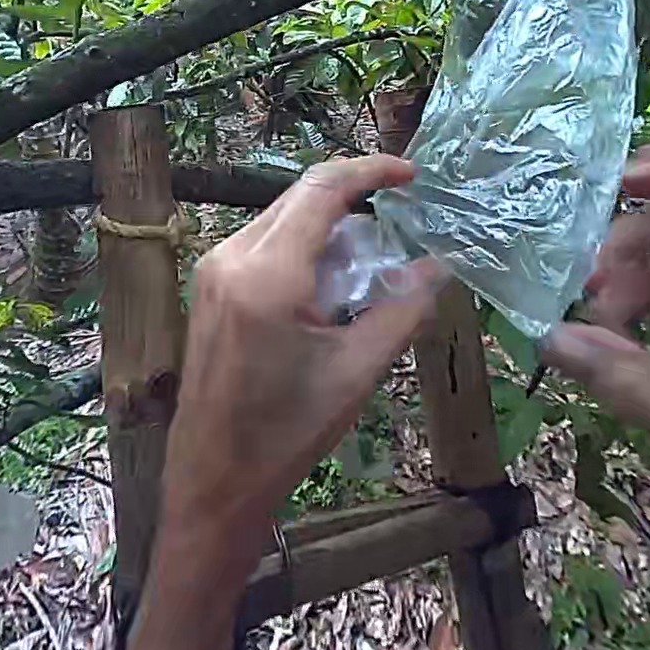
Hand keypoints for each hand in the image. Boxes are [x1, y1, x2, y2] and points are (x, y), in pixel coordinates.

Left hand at [130, 155, 444, 649]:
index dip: (370, 170)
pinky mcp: (210, 281)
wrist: (212, 479)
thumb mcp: (357, 371)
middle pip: (301, 195)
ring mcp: (214, 266)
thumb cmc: (287, 433)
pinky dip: (305, 243)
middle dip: (354, 196)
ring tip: (366, 263)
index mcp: (268, 275)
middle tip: (398, 215)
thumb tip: (439, 265)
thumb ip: (403, 309)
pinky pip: (266, 239)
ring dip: (329, 223)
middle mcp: (233, 256)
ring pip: (283, 214)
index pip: (323, 190)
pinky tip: (327, 281)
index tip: (410, 174)